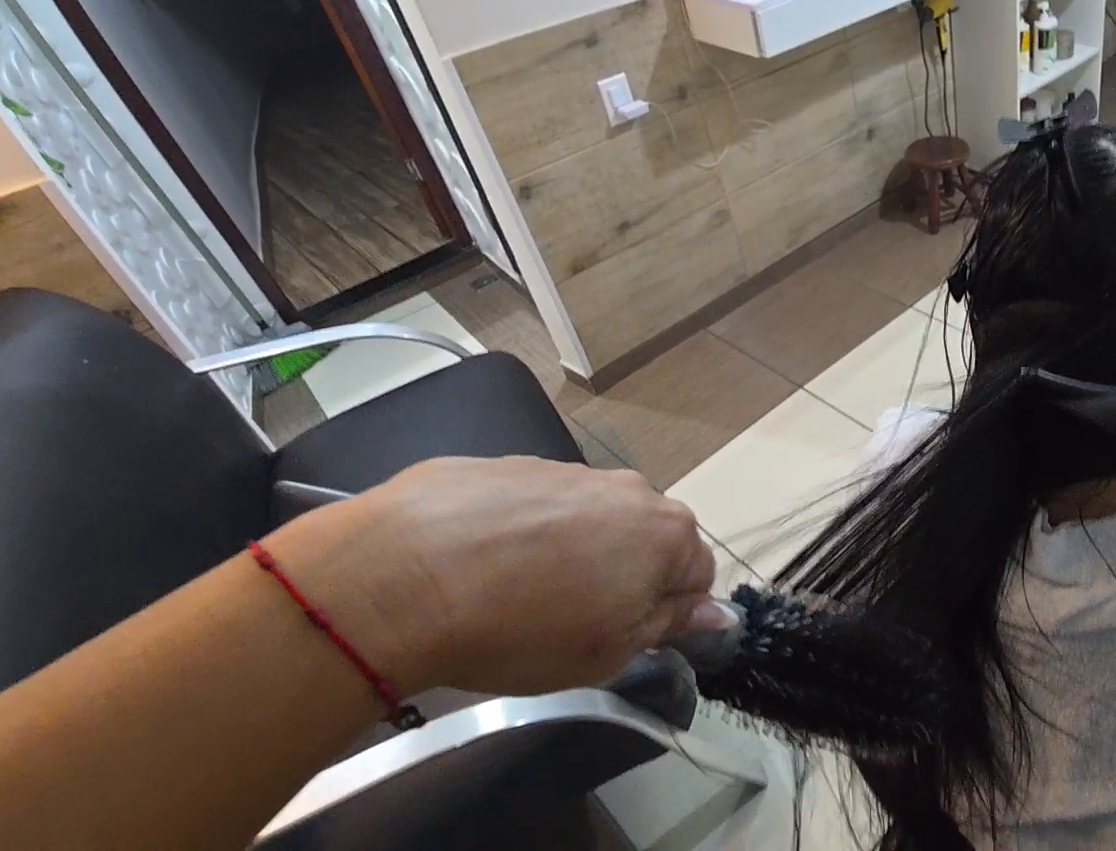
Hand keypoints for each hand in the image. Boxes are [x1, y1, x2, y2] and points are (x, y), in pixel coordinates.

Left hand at [263, 457, 726, 696]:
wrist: (402, 574)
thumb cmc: (522, 628)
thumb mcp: (607, 652)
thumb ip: (668, 624)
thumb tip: (713, 612)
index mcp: (666, 532)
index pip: (697, 573)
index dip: (666, 610)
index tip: (626, 635)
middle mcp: (629, 489)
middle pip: (645, 537)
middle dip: (623, 573)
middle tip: (574, 616)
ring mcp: (568, 470)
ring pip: (591, 516)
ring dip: (573, 548)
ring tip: (517, 589)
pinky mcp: (510, 463)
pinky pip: (536, 502)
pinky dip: (522, 529)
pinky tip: (479, 562)